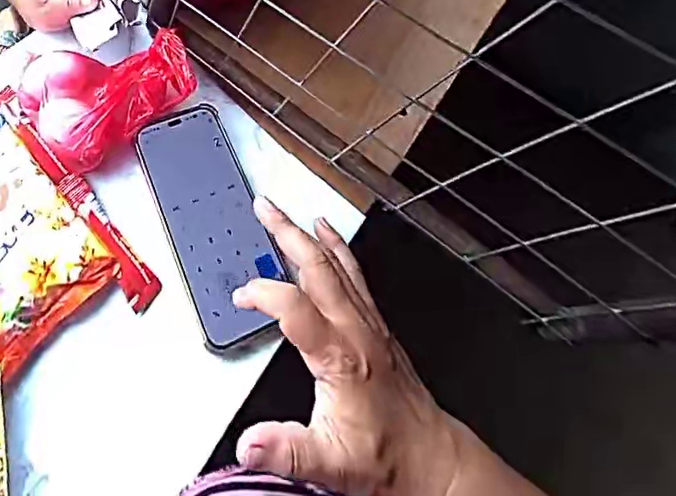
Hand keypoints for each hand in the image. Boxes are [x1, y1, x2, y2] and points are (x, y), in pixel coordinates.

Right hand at [232, 199, 542, 495]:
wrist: (431, 458)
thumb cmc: (387, 458)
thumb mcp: (332, 466)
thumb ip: (286, 450)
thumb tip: (248, 444)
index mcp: (339, 356)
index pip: (294, 307)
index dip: (264, 294)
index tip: (243, 296)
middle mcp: (354, 328)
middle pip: (317, 266)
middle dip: (286, 232)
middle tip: (263, 208)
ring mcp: (367, 320)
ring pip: (335, 262)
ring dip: (306, 233)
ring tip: (284, 212)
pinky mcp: (374, 320)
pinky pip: (353, 270)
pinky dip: (335, 244)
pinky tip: (326, 232)